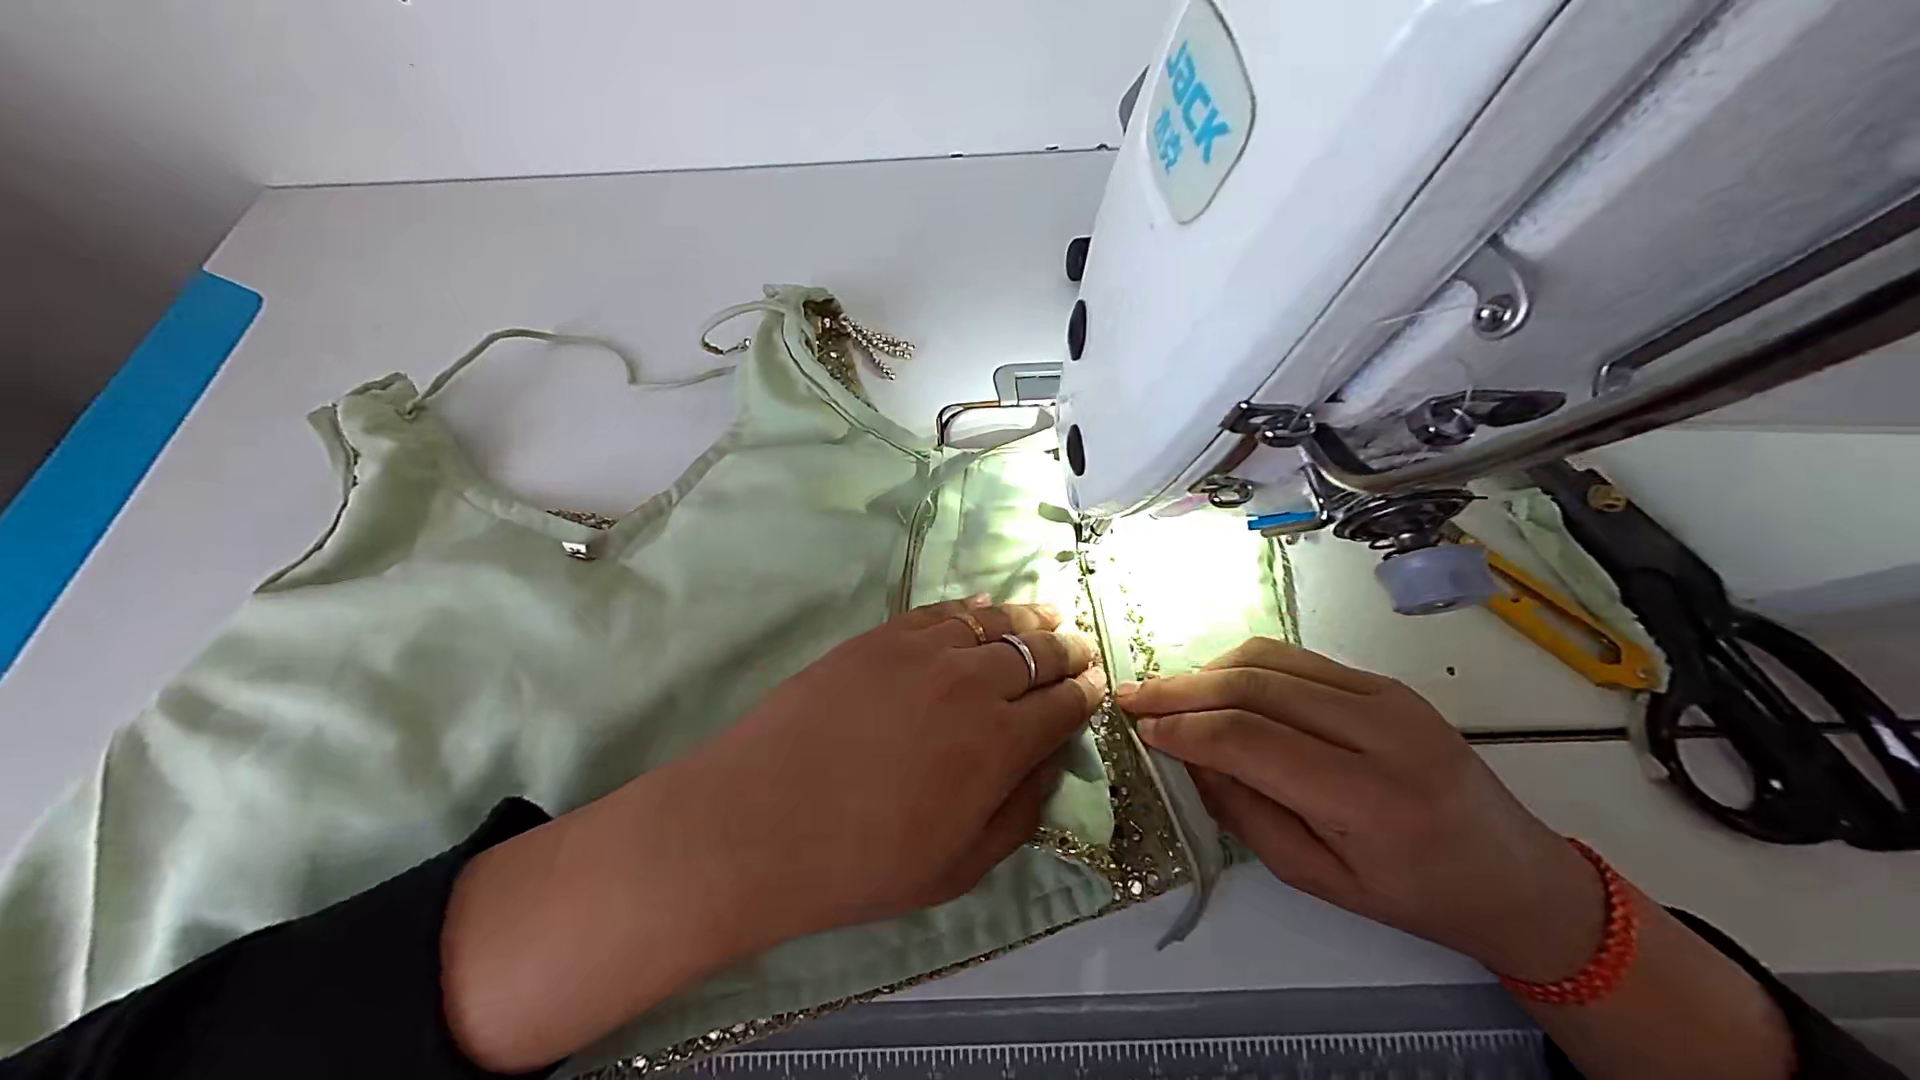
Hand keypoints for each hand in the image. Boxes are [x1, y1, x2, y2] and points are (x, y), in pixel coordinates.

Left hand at [664, 596, 1106, 941]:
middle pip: (1038, 654)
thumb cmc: (861, 862)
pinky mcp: (881, 637)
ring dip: (1031, 618)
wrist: (757, 822)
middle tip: (1081, 650)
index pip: (1063, 705)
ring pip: (995, 623)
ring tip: (1050, 614)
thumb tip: (1050, 761)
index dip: (1086, 693)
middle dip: (1068, 651)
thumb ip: (1020, 811)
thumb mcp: (959, 866)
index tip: (1096, 686)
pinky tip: (987, 607)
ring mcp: (923, 652)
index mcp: (999, 744)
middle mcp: (972, 684)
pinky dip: (974, 608)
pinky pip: (942, 612)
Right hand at [1122, 638, 1602, 981]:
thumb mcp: (1316, 878)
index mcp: (1370, 798)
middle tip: (1133, 696)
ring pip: (1269, 658)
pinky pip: (1296, 657)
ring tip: (1168, 690)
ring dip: (1206, 670)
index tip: (1141, 730)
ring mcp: (1388, 696)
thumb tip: (1188, 753)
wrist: (1515, 874)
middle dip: (1181, 689)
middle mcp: (1382, 732)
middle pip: (1253, 686)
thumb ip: (1244, 812)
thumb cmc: (1414, 895)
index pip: (1249, 739)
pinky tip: (1216, 683)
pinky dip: (1242, 664)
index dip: (1184, 729)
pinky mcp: (1385, 681)